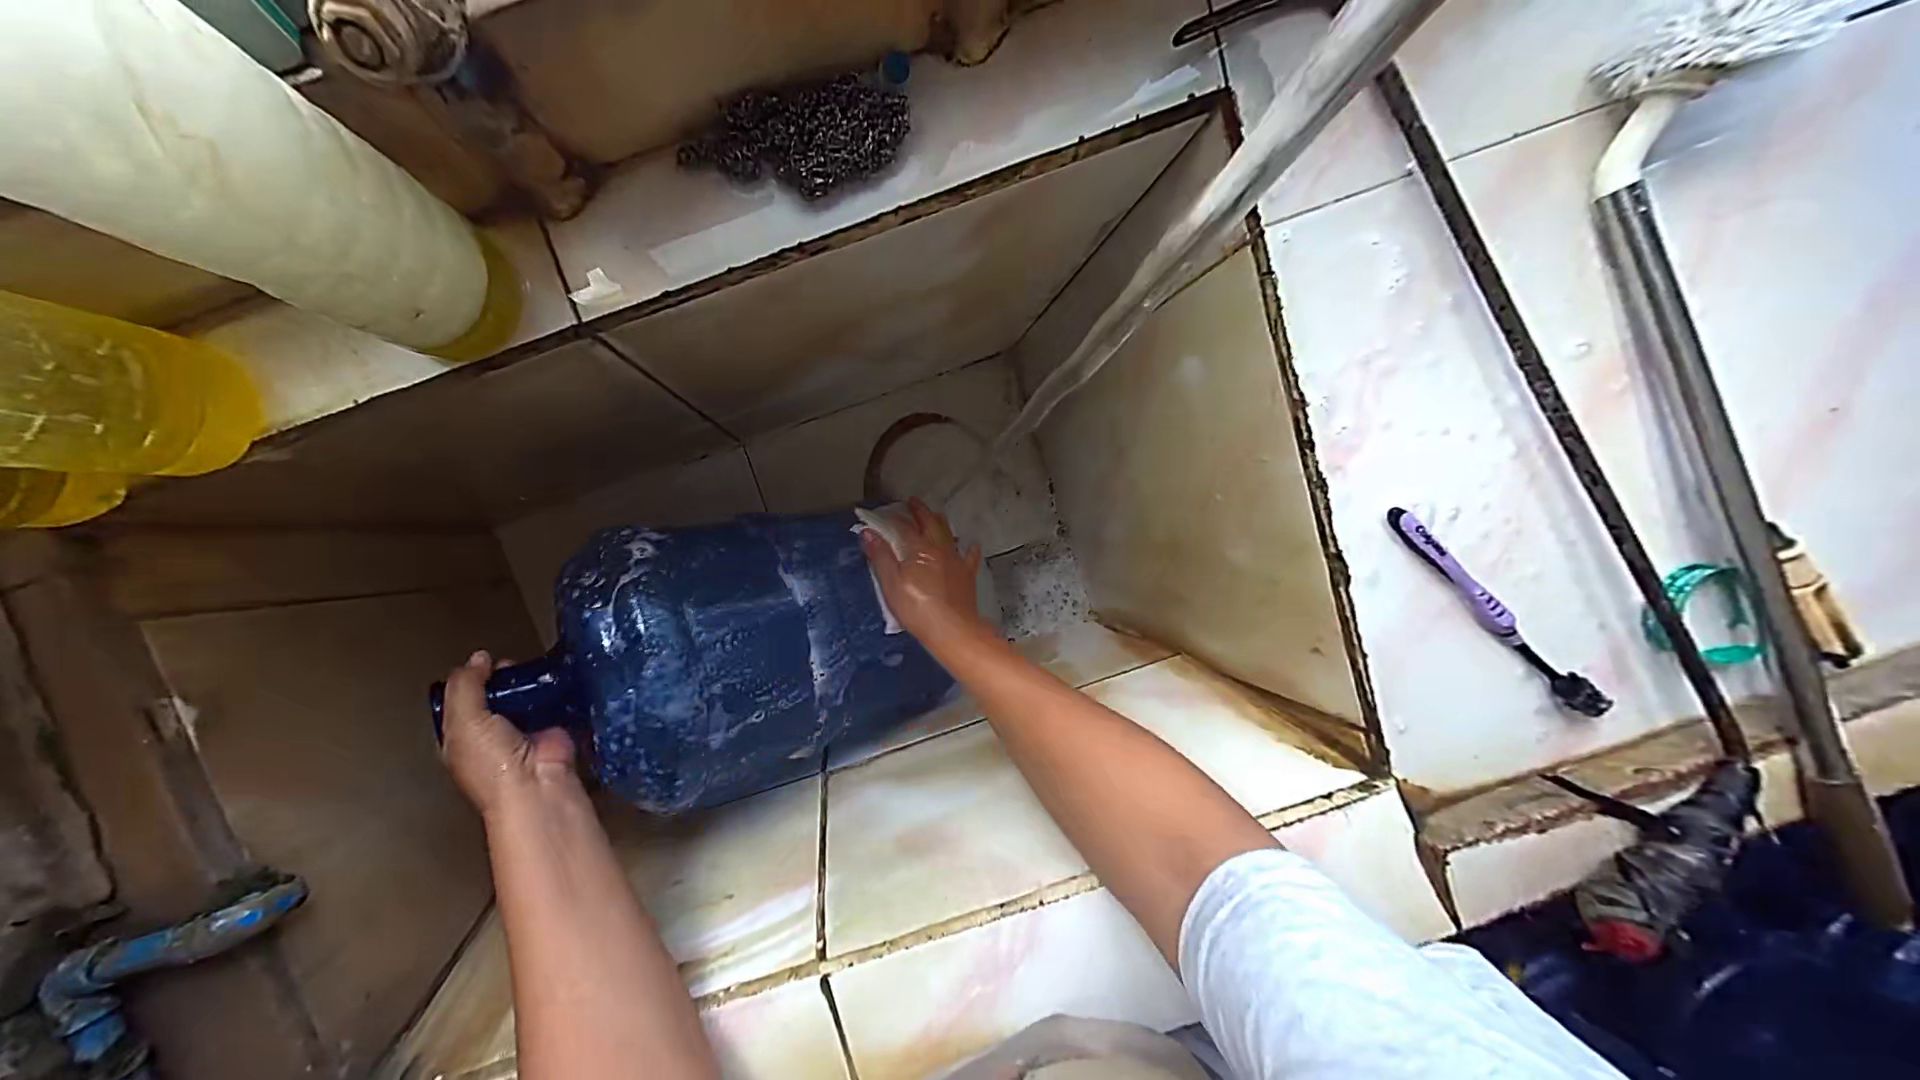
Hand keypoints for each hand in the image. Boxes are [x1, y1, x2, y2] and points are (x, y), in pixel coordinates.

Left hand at [441, 650, 578, 819]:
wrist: (535, 781)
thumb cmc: (491, 761)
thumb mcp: (464, 720)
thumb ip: (466, 686)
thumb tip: (478, 658)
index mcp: (461, 736)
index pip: (461, 698)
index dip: (470, 678)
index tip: (483, 661)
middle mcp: (491, 733)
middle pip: (496, 694)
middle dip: (502, 677)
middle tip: (511, 664)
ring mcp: (524, 729)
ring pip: (525, 695)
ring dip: (530, 681)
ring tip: (535, 668)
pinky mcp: (553, 726)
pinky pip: (553, 701)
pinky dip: (555, 688)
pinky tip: (555, 677)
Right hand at [860, 498, 987, 649]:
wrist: (953, 630)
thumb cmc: (919, 610)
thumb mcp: (891, 584)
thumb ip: (880, 556)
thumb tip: (869, 534)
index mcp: (919, 549)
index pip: (902, 527)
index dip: (890, 519)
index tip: (880, 516)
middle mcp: (940, 550)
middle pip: (929, 523)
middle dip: (920, 511)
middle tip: (913, 502)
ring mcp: (955, 562)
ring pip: (949, 534)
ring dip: (940, 522)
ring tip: (935, 516)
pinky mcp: (966, 576)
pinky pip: (969, 557)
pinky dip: (968, 548)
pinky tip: (971, 546)